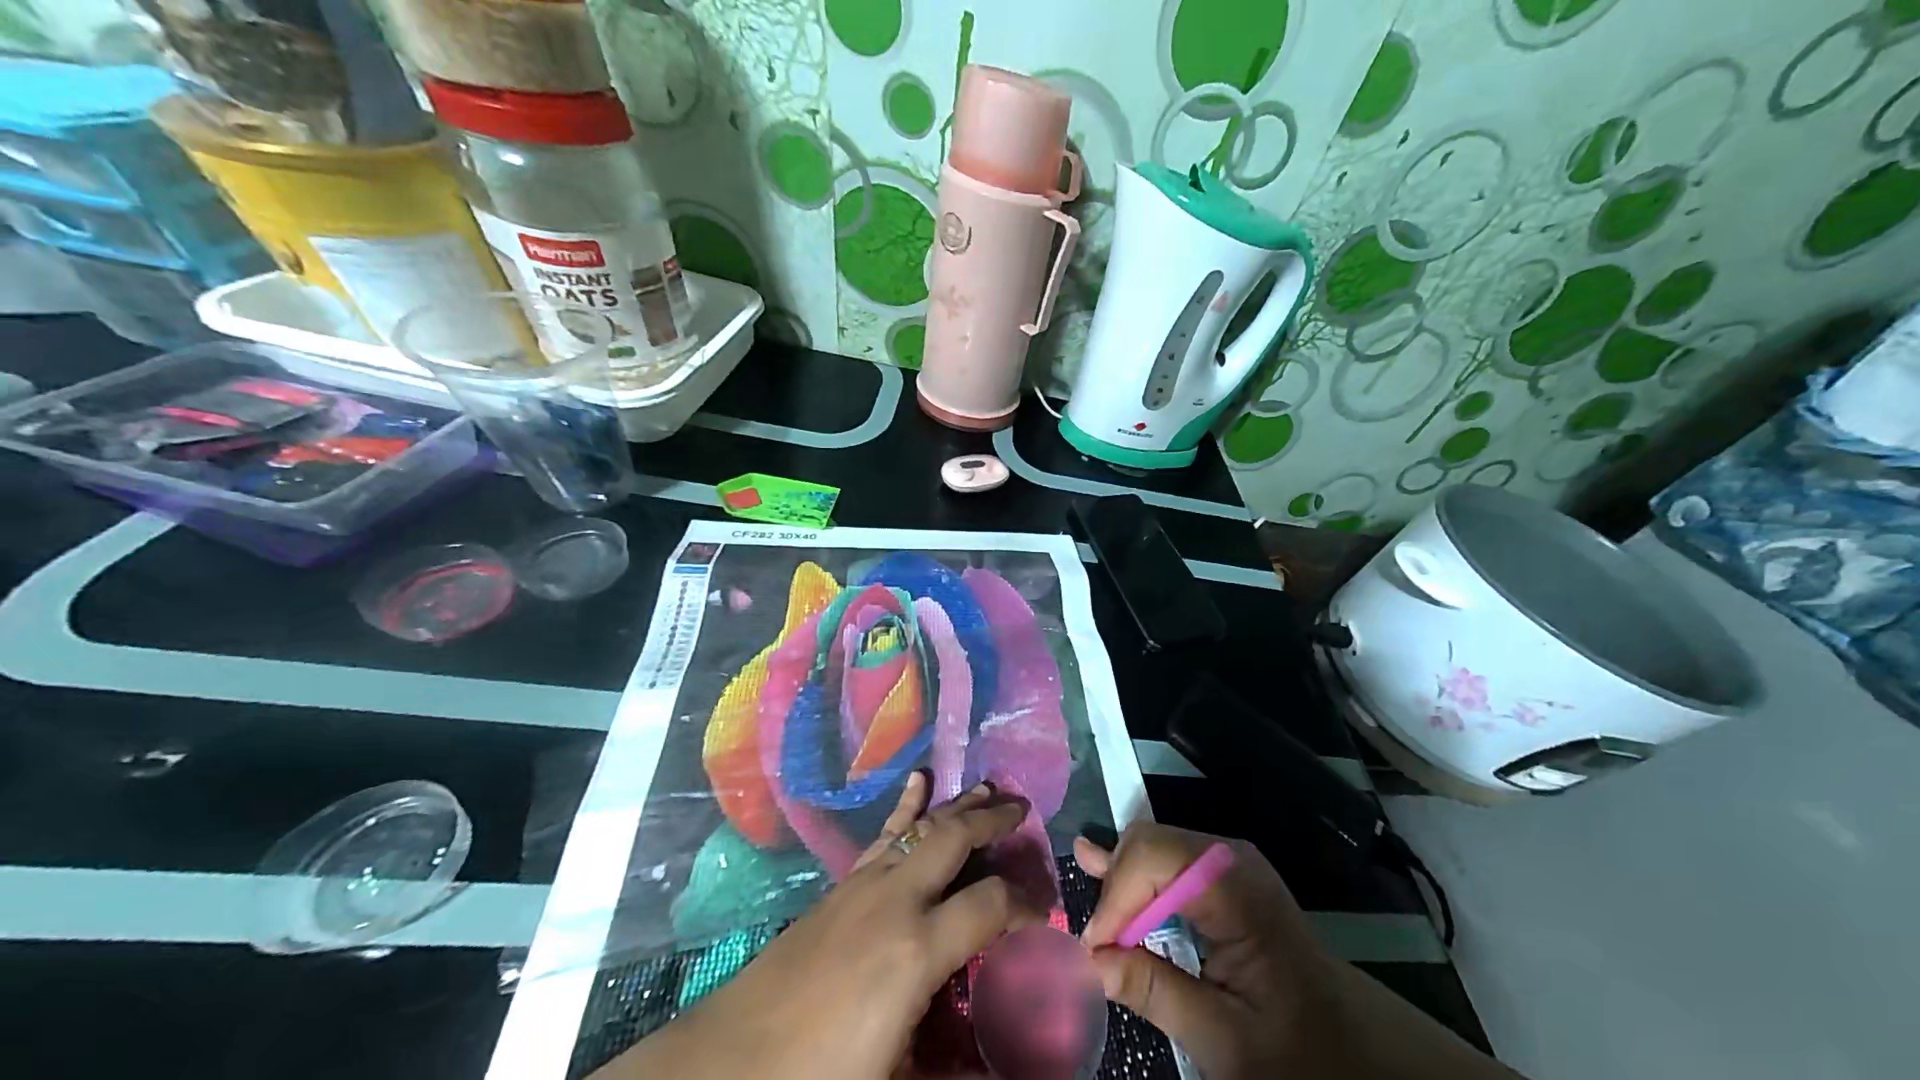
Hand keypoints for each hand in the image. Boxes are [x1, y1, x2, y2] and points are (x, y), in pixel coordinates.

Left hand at [597, 774, 1039, 1079]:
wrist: (730, 1060)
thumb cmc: (821, 1072)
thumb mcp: (900, 1079)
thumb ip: (958, 1068)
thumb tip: (1004, 1067)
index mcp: (917, 948)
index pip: (991, 905)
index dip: (1026, 902)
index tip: (1044, 909)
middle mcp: (894, 900)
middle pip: (952, 839)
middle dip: (992, 820)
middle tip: (1023, 807)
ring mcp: (861, 885)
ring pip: (918, 827)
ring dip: (955, 806)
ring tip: (984, 787)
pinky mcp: (838, 887)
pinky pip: (882, 836)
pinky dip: (906, 809)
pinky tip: (915, 786)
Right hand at [1076, 822, 1339, 1079]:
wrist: (1362, 1048)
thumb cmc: (1302, 1049)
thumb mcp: (1227, 1040)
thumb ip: (1154, 992)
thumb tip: (1086, 961)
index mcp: (1237, 889)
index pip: (1151, 860)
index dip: (1114, 899)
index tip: (1094, 953)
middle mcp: (1229, 860)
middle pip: (1147, 847)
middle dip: (1114, 891)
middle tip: (1096, 949)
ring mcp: (1226, 865)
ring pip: (1150, 852)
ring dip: (1119, 887)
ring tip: (1089, 917)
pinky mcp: (1221, 880)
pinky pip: (1166, 864)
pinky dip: (1133, 877)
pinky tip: (1096, 862)